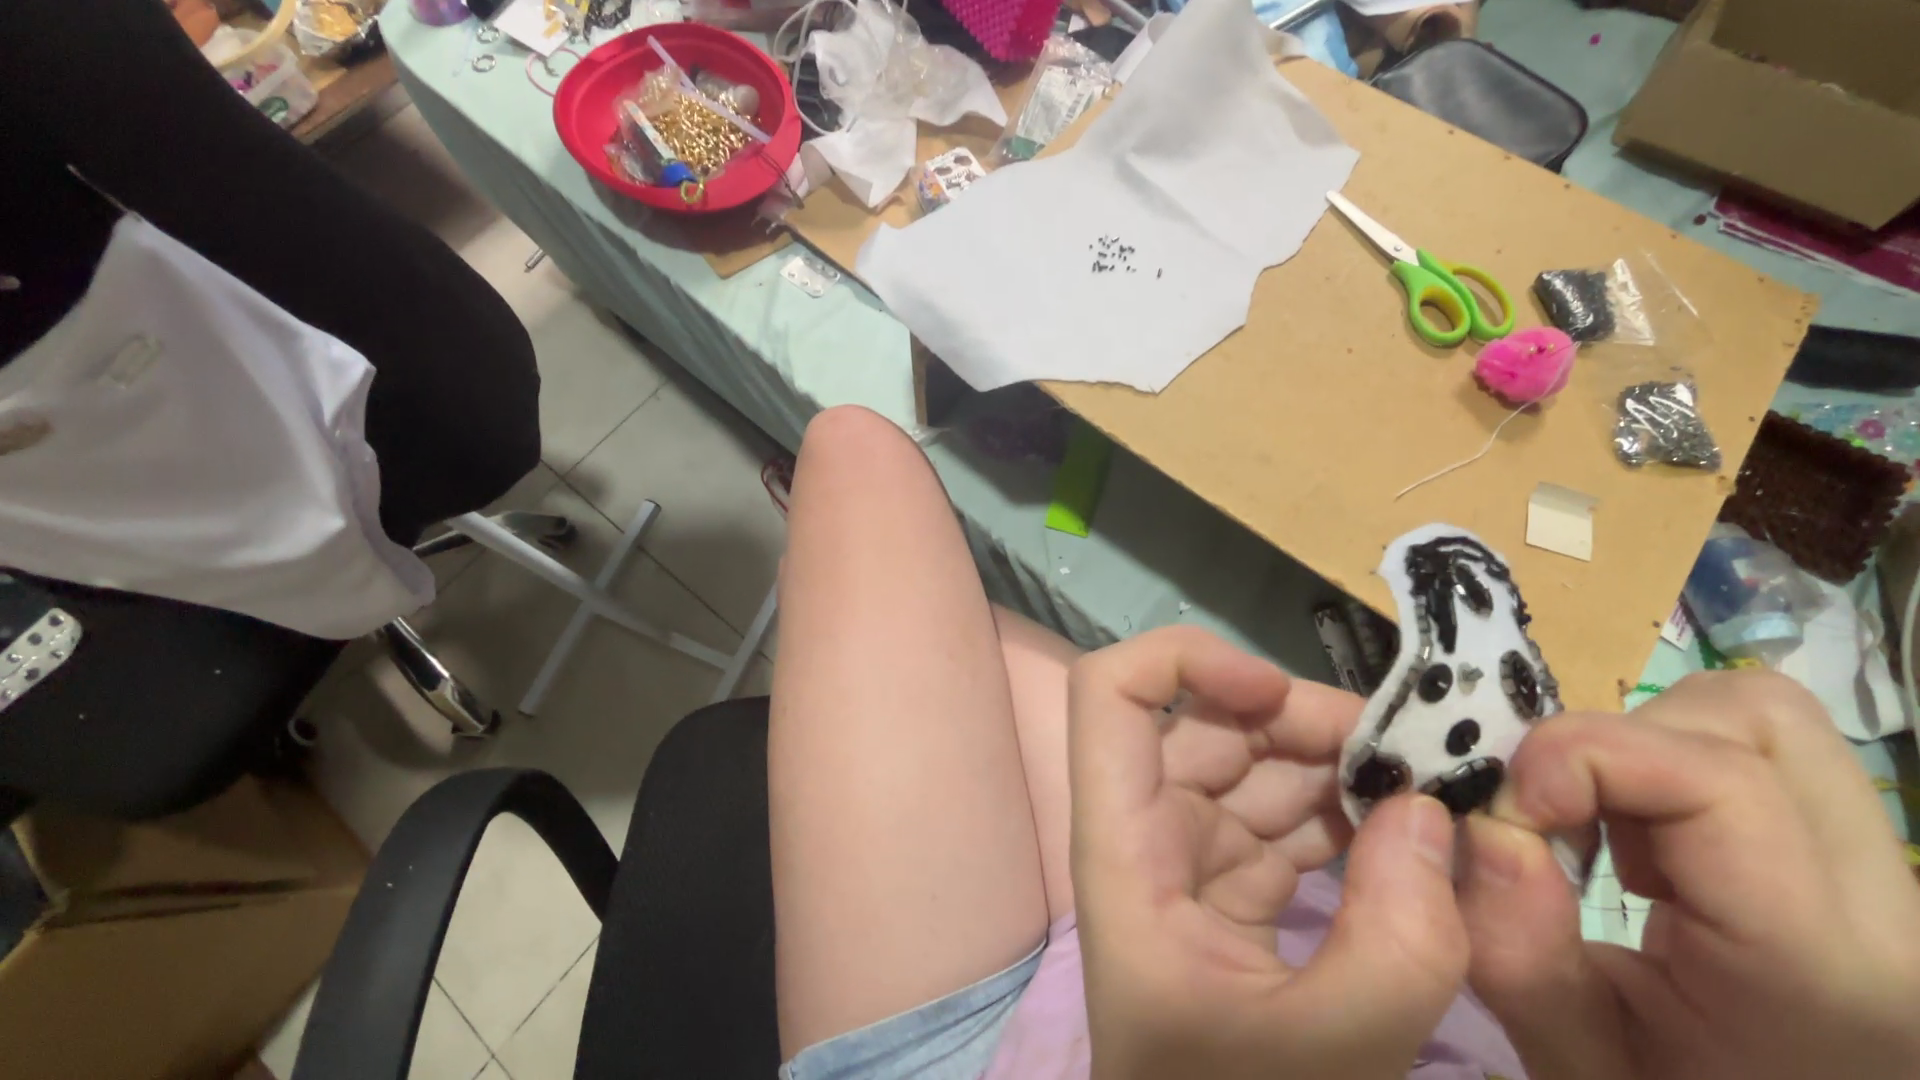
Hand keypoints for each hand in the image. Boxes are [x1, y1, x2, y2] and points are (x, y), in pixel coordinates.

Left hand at [1069, 626, 1470, 1079]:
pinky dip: (1346, 816)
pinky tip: (1414, 835)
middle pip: (1207, 722)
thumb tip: (1428, 813)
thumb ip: (1401, 938)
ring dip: (1339, 767)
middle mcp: (1146, 832)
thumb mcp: (1331, 1049)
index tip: (1275, 696)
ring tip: (1435, 793)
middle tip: (1415, 758)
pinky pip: (1285, 820)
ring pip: (1253, 765)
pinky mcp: (1232, 886)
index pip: (1109, 695)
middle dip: (1304, 722)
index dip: (1185, 663)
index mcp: (1124, 848)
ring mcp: (1190, 857)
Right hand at [1460, 671, 1919, 1079]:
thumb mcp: (1575, 1066)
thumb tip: (1488, 828)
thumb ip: (1521, 956)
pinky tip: (1640, 847)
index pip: (1720, 779)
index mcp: (1821, 970)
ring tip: (1603, 833)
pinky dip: (1664, 766)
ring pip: (1759, 716)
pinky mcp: (1857, 859)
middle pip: (1756, 719)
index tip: (1509, 810)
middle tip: (1558, 819)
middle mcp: (1890, 910)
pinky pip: (1753, 749)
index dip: (1586, 757)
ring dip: (1643, 749)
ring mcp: (1888, 878)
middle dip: (1618, 742)